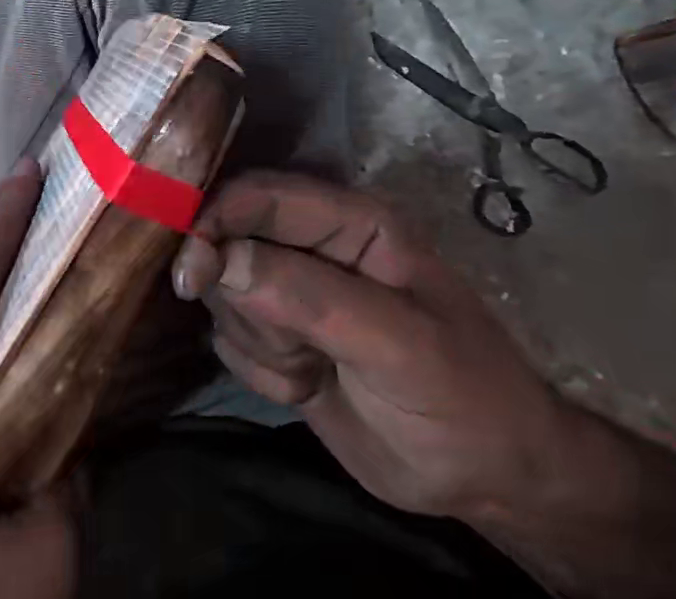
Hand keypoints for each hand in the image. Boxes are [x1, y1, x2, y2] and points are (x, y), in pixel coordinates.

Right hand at [171, 171, 620, 526]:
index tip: (191, 269)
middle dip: (243, 300)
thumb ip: (308, 296)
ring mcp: (287, 291)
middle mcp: (309, 245)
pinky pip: (226, 337)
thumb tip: (217, 258)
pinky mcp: (272, 334)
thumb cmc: (465, 399)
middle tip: (290, 346)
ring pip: (220, 294)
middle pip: (226, 242)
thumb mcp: (400, 347)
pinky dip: (259, 370)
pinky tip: (305, 386)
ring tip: (312, 370)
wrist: (484, 480)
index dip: (216, 219)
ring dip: (257, 341)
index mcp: (350, 223)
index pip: (259, 194)